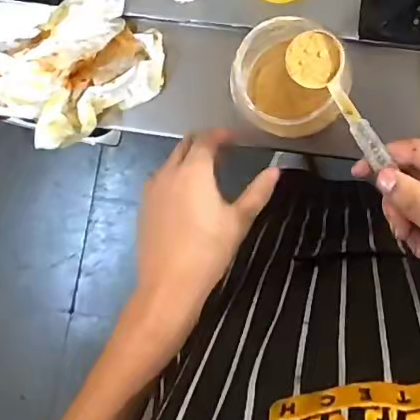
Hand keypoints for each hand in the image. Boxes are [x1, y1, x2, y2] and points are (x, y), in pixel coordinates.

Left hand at [133, 129, 278, 329]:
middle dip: (203, 143)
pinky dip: (175, 175)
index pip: (206, 139)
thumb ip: (258, 191)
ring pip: (170, 161)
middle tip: (224, 152)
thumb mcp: (239, 220)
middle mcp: (168, 172)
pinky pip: (160, 179)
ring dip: (187, 158)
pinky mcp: (144, 206)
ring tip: (207, 172)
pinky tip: (186, 194)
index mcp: (193, 170)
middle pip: (184, 145)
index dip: (221, 134)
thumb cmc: (208, 250)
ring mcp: (152, 189)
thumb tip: (276, 170)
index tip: (236, 138)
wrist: (168, 285)